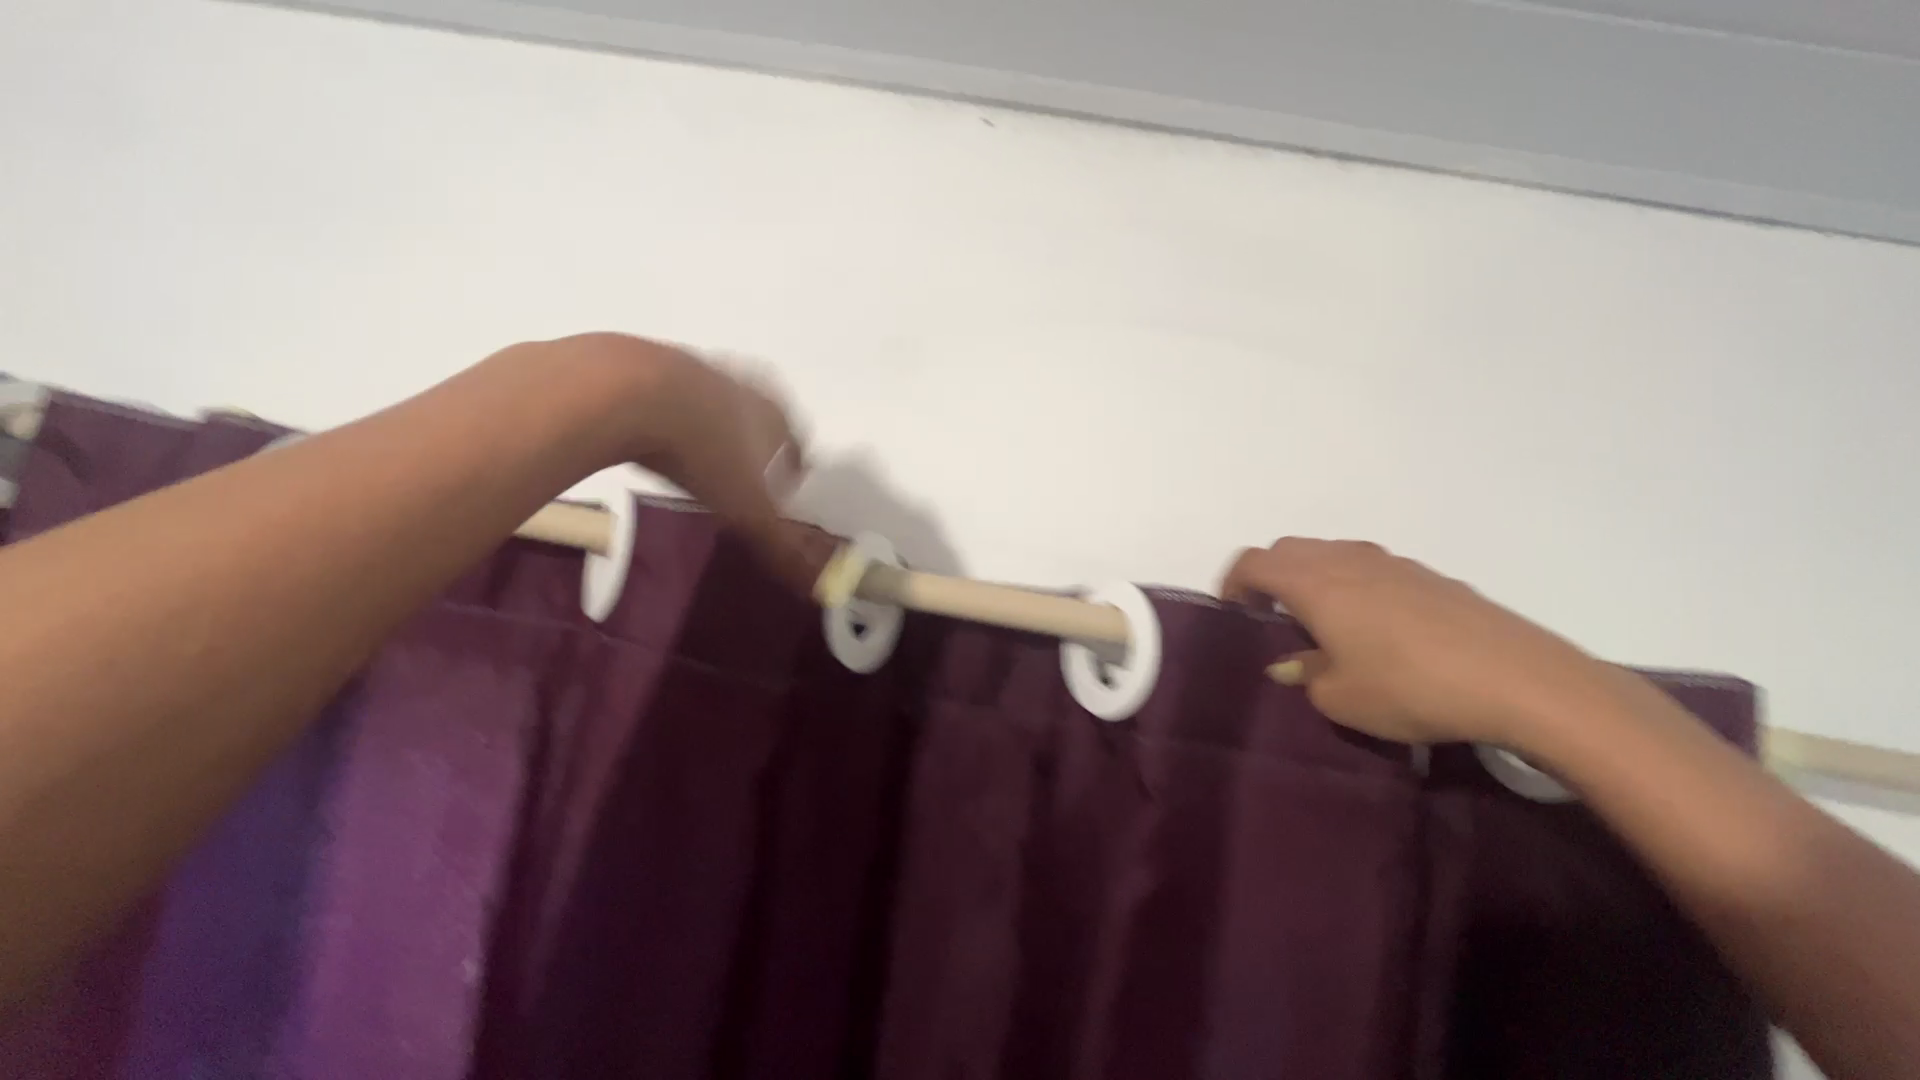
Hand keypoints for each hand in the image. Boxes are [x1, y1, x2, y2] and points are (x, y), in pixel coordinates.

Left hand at [511, 334, 815, 589]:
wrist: (629, 393)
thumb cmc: (705, 453)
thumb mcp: (747, 509)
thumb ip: (783, 546)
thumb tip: (825, 587)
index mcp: (777, 417)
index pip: (799, 443)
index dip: (795, 468)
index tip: (784, 491)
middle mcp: (745, 389)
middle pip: (761, 418)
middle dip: (758, 445)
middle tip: (744, 474)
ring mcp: (699, 372)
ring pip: (718, 404)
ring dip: (714, 428)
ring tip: (699, 461)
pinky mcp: (653, 364)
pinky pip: (674, 396)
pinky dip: (672, 417)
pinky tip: (654, 440)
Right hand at [1220, 538, 1608, 745]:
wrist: (1518, 680)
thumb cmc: (1410, 689)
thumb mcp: (1341, 698)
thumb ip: (1306, 675)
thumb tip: (1291, 664)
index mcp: (1314, 584)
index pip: (1253, 562)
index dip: (1233, 583)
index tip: (1233, 613)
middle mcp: (1348, 561)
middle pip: (1290, 549)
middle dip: (1270, 576)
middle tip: (1273, 618)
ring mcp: (1394, 563)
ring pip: (1333, 554)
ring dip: (1314, 578)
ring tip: (1324, 623)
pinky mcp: (1431, 577)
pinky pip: (1372, 568)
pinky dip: (1354, 586)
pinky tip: (1377, 630)